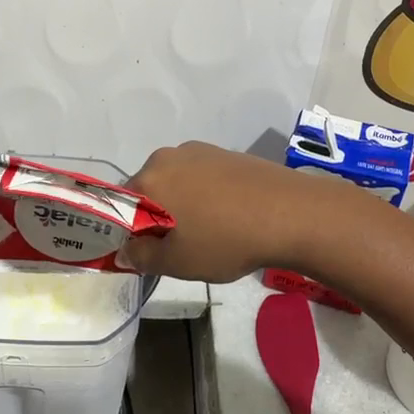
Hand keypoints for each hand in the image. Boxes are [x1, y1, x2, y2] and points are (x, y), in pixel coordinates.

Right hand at [120, 142, 326, 282]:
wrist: (292, 214)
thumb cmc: (224, 240)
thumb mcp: (176, 262)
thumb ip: (141, 257)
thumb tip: (126, 251)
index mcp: (149, 178)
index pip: (121, 205)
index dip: (132, 232)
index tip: (153, 253)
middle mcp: (169, 156)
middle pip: (150, 191)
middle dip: (158, 217)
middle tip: (182, 247)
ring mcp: (202, 151)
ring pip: (178, 184)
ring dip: (185, 207)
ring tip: (212, 234)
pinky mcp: (229, 154)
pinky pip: (204, 178)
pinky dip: (208, 198)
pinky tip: (231, 218)